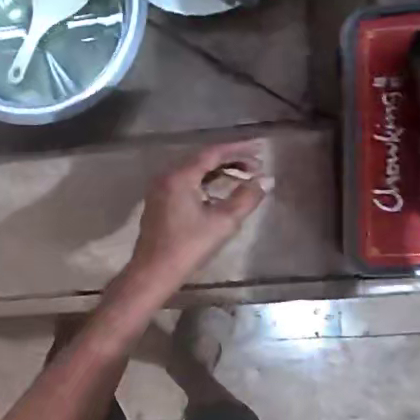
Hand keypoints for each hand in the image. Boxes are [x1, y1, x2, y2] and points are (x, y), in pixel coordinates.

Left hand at [125, 140, 269, 290]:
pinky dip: (205, 181)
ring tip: (244, 175)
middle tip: (256, 164)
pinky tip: (221, 190)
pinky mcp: (159, 201)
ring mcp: (160, 188)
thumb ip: (246, 198)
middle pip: (202, 158)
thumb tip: (266, 180)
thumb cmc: (188, 247)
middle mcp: (166, 176)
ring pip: (193, 170)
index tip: (260, 148)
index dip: (238, 149)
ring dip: (218, 170)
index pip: (212, 153)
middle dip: (230, 159)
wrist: (153, 271)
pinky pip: (185, 181)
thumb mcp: (223, 222)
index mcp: (179, 176)